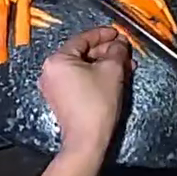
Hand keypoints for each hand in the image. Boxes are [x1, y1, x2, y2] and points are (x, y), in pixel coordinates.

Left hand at [40, 27, 131, 161]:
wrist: (87, 142)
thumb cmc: (97, 102)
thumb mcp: (112, 70)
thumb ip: (117, 50)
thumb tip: (120, 43)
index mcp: (57, 60)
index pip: (83, 39)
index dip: (104, 34)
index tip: (119, 33)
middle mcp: (50, 71)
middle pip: (83, 53)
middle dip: (107, 52)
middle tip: (125, 51)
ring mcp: (54, 86)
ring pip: (84, 67)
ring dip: (105, 64)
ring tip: (126, 66)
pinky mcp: (61, 99)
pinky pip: (80, 79)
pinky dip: (96, 76)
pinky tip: (114, 77)